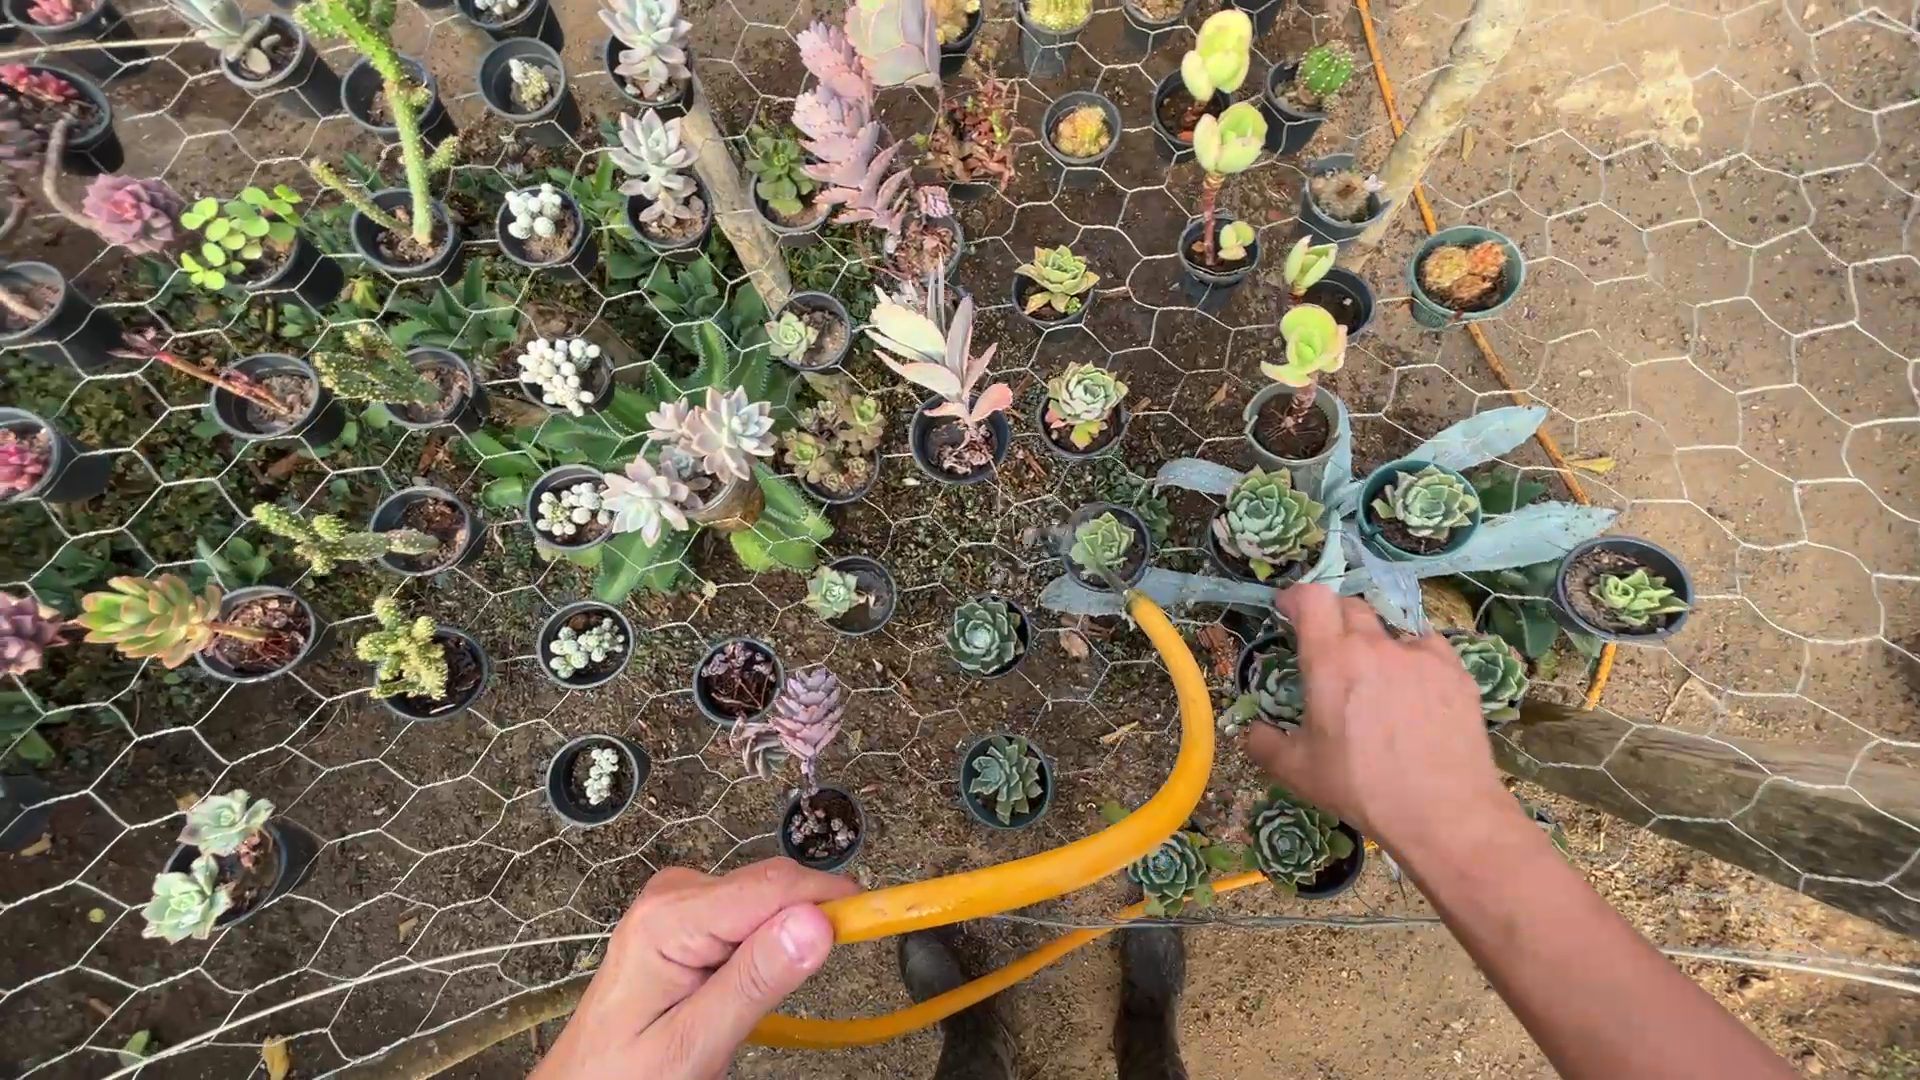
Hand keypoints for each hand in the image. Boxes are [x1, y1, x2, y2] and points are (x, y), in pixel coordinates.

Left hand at [531, 858, 858, 1079]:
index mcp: (670, 916)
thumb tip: (818, 921)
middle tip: (824, 970)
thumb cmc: (626, 1079)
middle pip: (770, 885)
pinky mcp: (687, 908)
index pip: (772, 886)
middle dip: (806, 917)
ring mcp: (680, 896)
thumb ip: (755, 981)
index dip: (827, 897)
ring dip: (785, 929)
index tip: (873, 919)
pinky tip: (751, 973)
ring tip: (777, 985)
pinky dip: (767, 934)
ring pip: (764, 894)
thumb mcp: (693, 1046)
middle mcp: (676, 889)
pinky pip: (748, 907)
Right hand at [1244, 584, 1510, 852]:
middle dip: (1332, 618)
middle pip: (1350, 605)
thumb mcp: (1297, 771)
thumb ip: (1263, 743)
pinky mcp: (1456, 672)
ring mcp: (1420, 656)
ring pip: (1390, 628)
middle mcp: (1374, 646)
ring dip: (1374, 640)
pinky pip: (1427, 647)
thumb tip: (1254, 730)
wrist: (1446, 814)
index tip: (1288, 609)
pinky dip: (1413, 657)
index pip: (1312, 598)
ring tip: (1375, 673)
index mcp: (1330, 660)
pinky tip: (1414, 687)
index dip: (1297, 596)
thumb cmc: (1361, 787)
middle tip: (1328, 648)